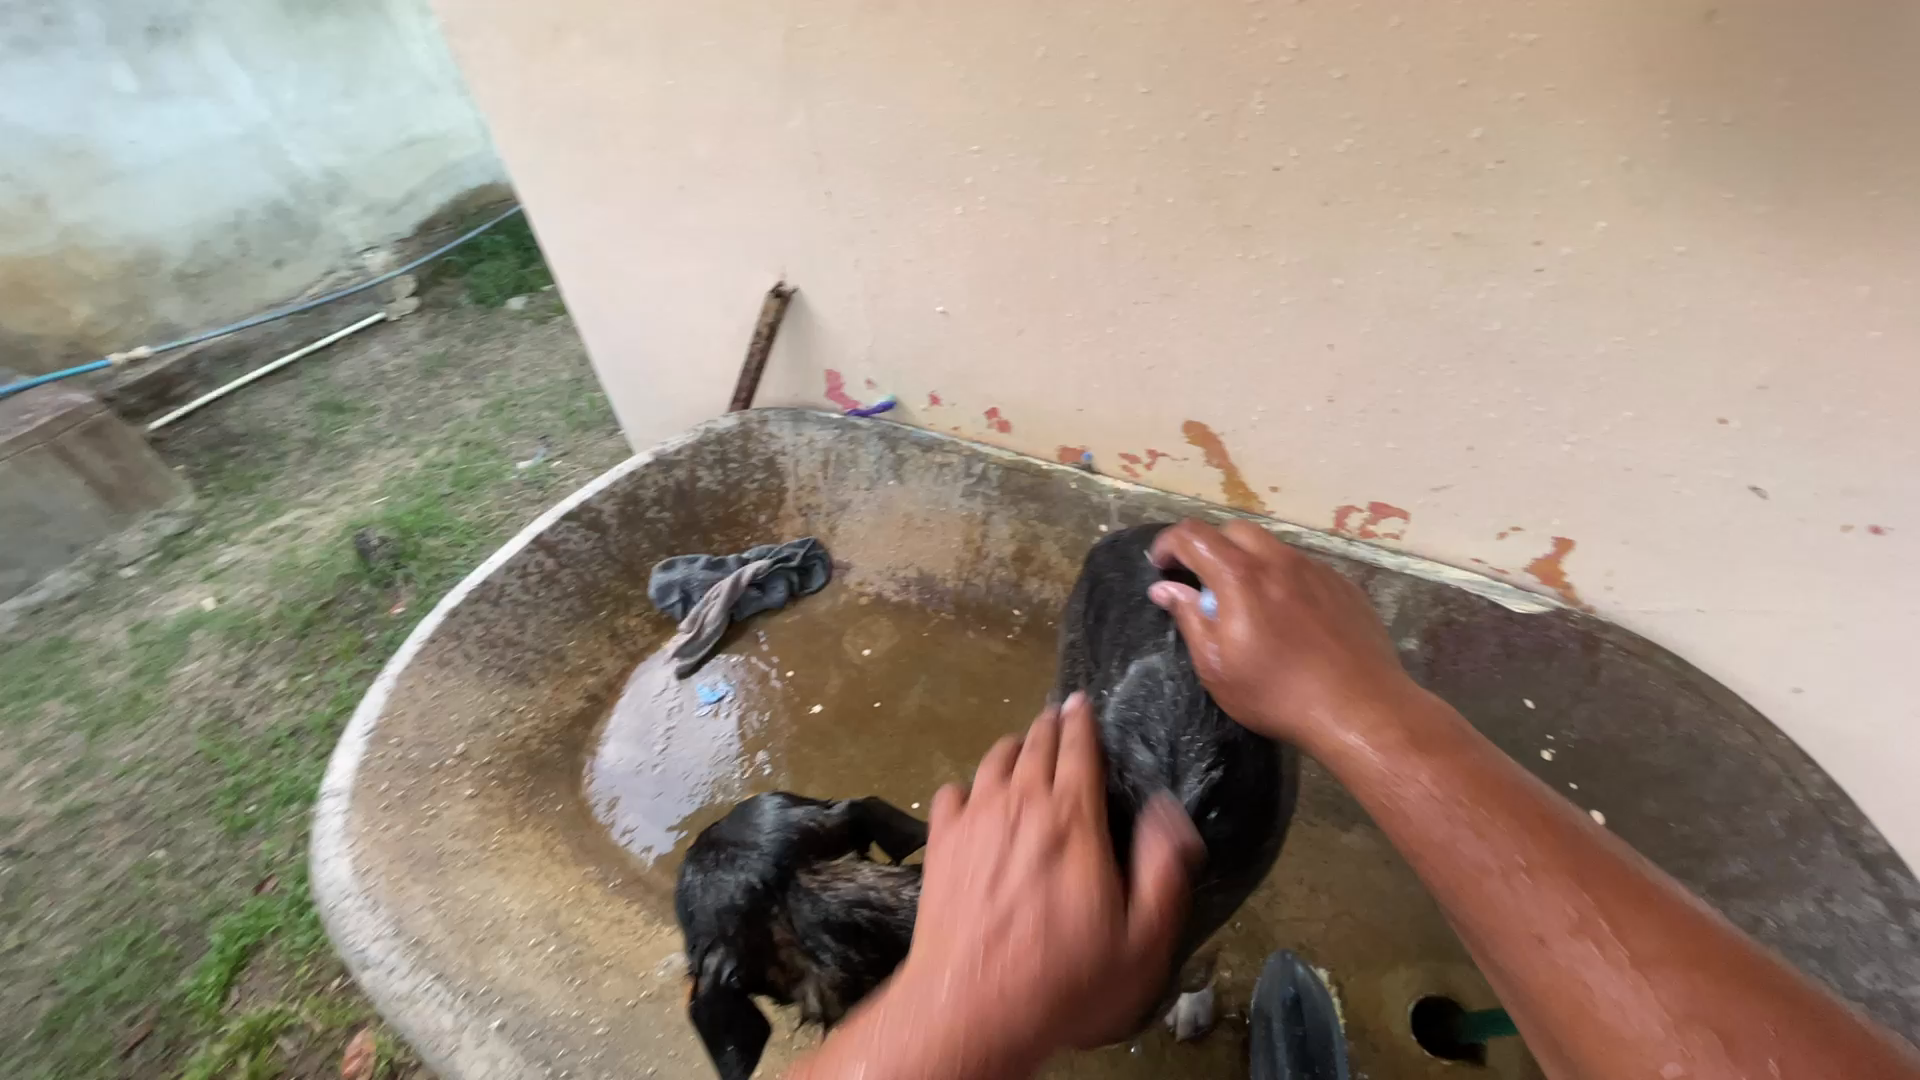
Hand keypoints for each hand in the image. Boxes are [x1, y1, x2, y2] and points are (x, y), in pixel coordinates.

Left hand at [895, 693, 1203, 1062]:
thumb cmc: (1064, 976)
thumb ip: (1162, 870)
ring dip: (1013, 748)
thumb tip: (1170, 812)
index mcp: (1072, 817)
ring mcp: (974, 816)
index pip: (1078, 747)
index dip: (1082, 720)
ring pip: (994, 759)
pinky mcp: (941, 838)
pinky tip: (973, 799)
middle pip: (1036, 743)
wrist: (972, 1005)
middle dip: (1050, 724)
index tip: (1081, 702)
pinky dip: (968, 787)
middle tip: (1057, 717)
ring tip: (1022, 749)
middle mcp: (1021, 801)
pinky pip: (953, 791)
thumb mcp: (1140, 939)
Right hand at [1147, 519, 1419, 748]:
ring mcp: (1316, 570)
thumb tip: (1165, 589)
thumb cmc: (1276, 692)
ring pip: (1271, 546)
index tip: (1161, 566)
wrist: (1361, 710)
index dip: (1169, 543)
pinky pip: (1302, 567)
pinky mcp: (1343, 586)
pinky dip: (1281, 577)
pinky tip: (1287, 615)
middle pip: (1234, 530)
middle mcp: (1279, 561)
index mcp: (1240, 576)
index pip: (1193, 534)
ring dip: (1247, 561)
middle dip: (1209, 546)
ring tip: (1246, 601)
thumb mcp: (1215, 664)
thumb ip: (1188, 617)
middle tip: (1202, 582)